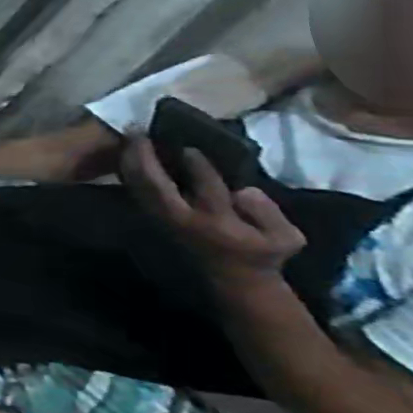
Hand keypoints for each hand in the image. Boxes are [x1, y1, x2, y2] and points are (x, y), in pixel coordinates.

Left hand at [122, 134, 305, 285]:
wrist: (236, 280)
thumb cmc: (261, 254)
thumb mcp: (285, 239)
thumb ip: (269, 213)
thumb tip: (244, 190)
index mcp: (218, 221)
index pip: (207, 189)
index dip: (199, 167)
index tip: (190, 147)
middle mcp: (184, 218)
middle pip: (158, 185)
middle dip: (147, 157)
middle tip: (140, 131)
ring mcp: (164, 219)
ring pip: (141, 187)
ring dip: (132, 161)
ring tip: (129, 135)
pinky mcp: (155, 219)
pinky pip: (137, 192)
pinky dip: (129, 172)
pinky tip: (126, 153)